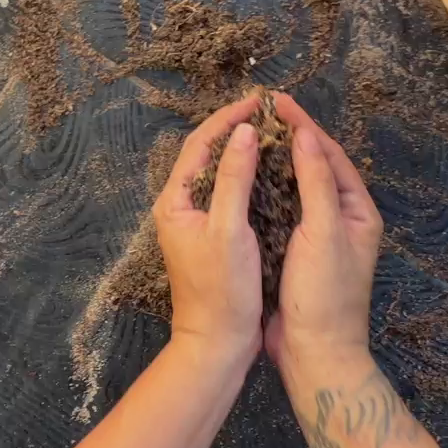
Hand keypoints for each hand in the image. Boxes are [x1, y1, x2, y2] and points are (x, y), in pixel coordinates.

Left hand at [154, 96, 266, 367]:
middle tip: (267, 110)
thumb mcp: (229, 230)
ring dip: (243, 148)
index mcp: (176, 201)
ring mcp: (198, 220)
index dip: (228, 118)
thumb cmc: (221, 291)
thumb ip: (235, 179)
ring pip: (220, 171)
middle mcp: (182, 205)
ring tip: (271, 130)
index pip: (200, 144)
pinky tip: (271, 169)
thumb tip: (244, 131)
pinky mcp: (215, 233)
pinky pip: (230, 191)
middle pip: (207, 153)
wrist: (217, 346)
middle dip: (234, 127)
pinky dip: (249, 173)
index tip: (258, 101)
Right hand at [264, 95, 382, 381]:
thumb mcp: (324, 231)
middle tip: (260, 112)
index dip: (304, 126)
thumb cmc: (325, 293)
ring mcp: (317, 233)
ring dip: (276, 160)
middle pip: (314, 166)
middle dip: (290, 137)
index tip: (277, 101)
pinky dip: (265, 187)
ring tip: (250, 134)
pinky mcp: (294, 248)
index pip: (330, 155)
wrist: (314, 356)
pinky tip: (244, 175)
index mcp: (358, 210)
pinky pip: (281, 207)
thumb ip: (316, 181)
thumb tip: (305, 134)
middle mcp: (340, 217)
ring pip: (295, 185)